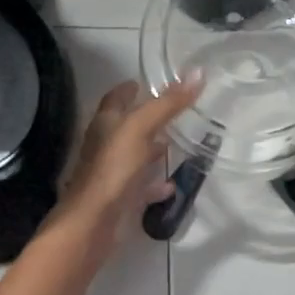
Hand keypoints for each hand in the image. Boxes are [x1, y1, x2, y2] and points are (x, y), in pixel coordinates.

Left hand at [51, 75, 203, 245]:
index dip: (128, 89)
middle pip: (125, 128)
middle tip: (169, 113)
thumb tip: (199, 73)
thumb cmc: (113, 169)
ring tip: (173, 145)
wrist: (95, 221)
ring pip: (134, 158)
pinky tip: (171, 185)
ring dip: (150, 151)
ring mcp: (113, 175)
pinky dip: (155, 186)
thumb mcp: (141, 128)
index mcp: (105, 124)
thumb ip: (167, 104)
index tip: (144, 83)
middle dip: (145, 120)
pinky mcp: (121, 200)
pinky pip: (141, 188)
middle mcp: (106, 147)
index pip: (115, 99)